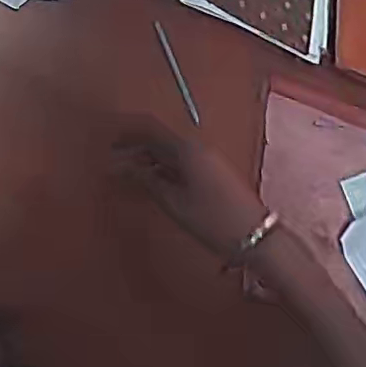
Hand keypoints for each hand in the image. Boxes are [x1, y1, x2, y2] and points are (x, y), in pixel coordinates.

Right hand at [114, 125, 269, 260]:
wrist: (256, 236)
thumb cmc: (213, 219)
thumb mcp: (174, 202)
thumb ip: (148, 181)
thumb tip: (123, 166)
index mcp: (187, 149)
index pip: (151, 130)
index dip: (128, 132)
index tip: (109, 137)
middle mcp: (197, 148)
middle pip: (160, 140)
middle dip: (135, 147)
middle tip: (112, 158)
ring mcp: (207, 160)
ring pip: (170, 152)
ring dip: (148, 159)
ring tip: (126, 171)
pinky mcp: (212, 173)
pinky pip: (181, 162)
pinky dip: (163, 168)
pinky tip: (152, 181)